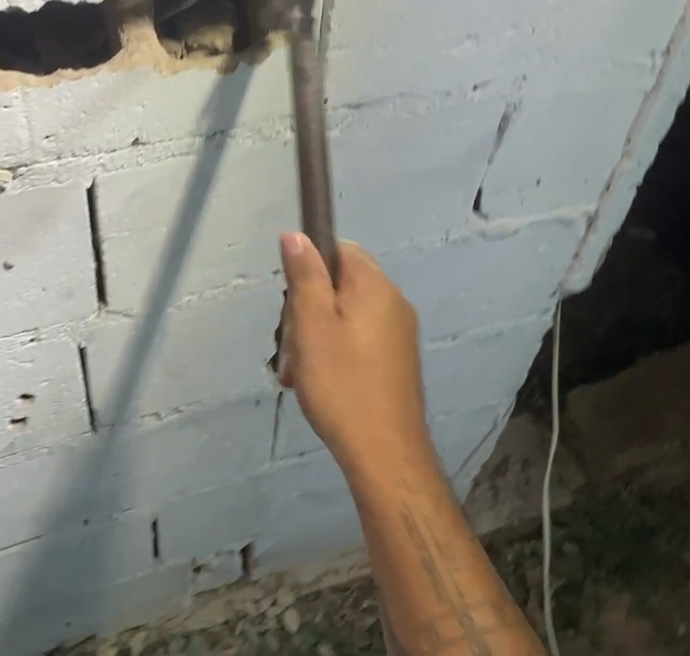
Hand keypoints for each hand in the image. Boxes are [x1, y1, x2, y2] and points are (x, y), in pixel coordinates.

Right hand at [278, 234, 434, 472]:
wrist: (385, 454)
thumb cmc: (342, 384)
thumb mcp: (312, 324)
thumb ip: (305, 276)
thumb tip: (296, 235)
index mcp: (375, 286)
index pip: (339, 249)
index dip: (308, 268)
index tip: (291, 302)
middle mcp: (393, 303)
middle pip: (338, 284)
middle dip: (306, 310)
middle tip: (291, 346)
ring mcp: (398, 334)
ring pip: (343, 316)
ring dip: (314, 337)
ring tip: (298, 372)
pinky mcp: (396, 361)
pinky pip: (357, 340)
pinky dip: (333, 353)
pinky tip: (316, 383)